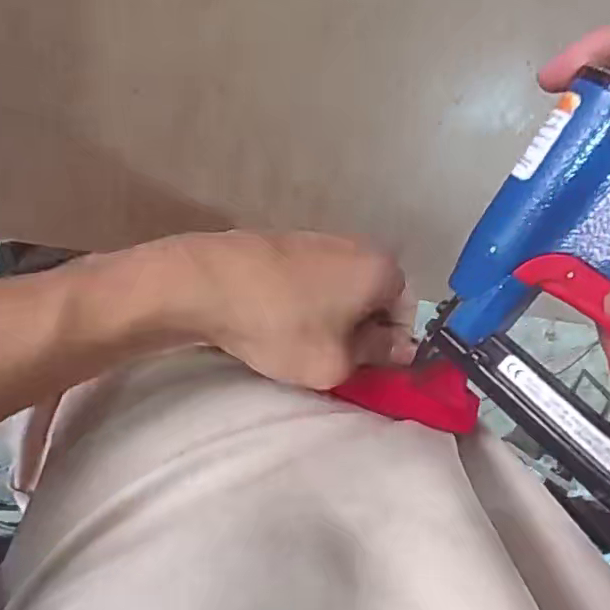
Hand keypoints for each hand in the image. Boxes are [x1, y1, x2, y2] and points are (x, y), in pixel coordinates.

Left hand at [133, 229, 413, 388]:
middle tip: (326, 360)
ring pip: (335, 294)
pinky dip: (297, 306)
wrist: (204, 284)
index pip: (405, 316)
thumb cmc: (280, 326)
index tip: (361, 369)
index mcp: (382, 268)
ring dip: (324, 321)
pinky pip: (304, 284)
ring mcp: (315, 239)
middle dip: (354, 334)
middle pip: (369, 302)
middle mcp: (356, 244)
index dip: (387, 349)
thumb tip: (398, 349)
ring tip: (293, 344)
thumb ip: (375, 359)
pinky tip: (271, 324)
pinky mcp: (280, 244)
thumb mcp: (335, 363)